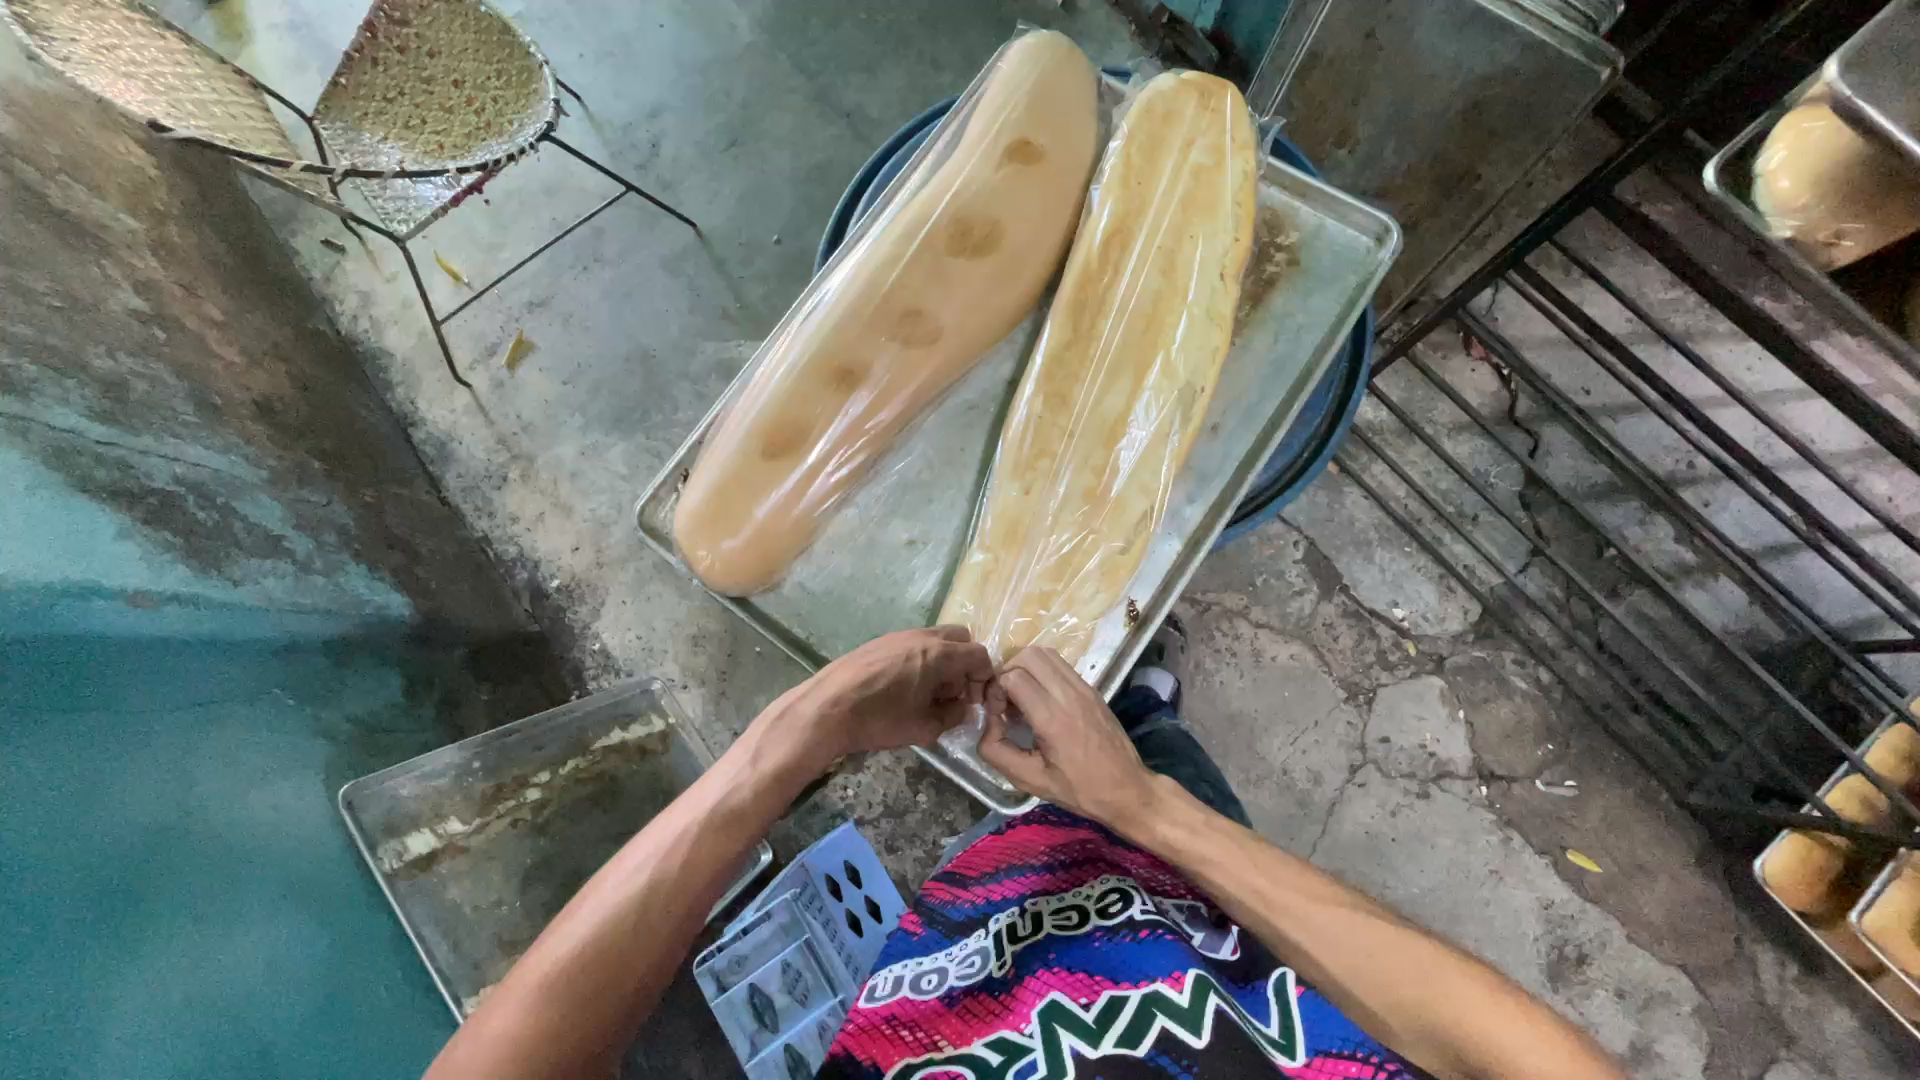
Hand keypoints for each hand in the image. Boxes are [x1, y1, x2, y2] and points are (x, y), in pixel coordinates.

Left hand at [775, 626, 994, 766]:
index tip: (972, 703)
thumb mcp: (924, 728)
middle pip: (961, 639)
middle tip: (953, 695)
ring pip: (936, 639)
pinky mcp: (880, 642)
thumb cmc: (879, 720)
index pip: (979, 654)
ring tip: (928, 694)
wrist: (826, 708)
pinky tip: (904, 688)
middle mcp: (922, 636)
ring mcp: (899, 635)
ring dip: (943, 662)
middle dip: (965, 665)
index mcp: (939, 654)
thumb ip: (953, 716)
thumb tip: (963, 709)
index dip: (984, 679)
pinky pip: (914, 644)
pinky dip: (922, 660)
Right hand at [978, 646, 1162, 831]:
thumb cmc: (1078, 789)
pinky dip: (1042, 672)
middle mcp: (1069, 694)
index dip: (996, 690)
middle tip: (1006, 700)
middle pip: (1028, 655)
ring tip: (1022, 696)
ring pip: (1045, 653)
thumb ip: (997, 752)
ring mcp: (1084, 687)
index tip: (998, 713)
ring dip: (1025, 668)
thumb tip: (988, 723)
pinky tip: (1041, 699)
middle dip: (1008, 671)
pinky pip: (1060, 665)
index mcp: (1052, 718)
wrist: (1127, 789)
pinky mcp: (1091, 688)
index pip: (1013, 677)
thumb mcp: (1030, 780)